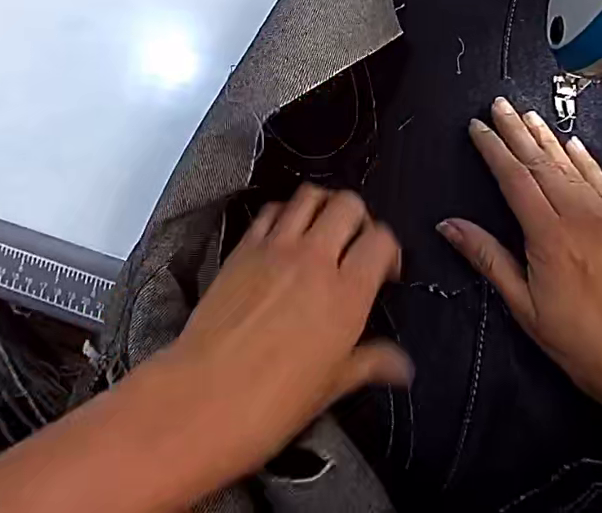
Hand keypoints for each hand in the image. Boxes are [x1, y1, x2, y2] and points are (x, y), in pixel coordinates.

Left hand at [156, 184, 410, 477]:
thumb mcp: (330, 387)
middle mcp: (316, 259)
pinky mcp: (245, 247)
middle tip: (353, 244)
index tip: (384, 271)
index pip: (382, 240)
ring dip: (324, 205)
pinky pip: (272, 209)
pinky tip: (285, 234)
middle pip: (349, 205)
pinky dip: (285, 212)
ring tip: (322, 229)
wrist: (199, 402)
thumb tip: (402, 366)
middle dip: (359, 219)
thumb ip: (370, 362)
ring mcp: (278, 248)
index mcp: (346, 294)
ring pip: (311, 196)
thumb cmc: (270, 406)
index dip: (389, 250)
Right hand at [440, 98, 601, 427]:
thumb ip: (489, 260)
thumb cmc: (591, 349)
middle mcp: (580, 217)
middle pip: (541, 162)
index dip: (493, 148)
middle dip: (516, 130)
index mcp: (550, 235)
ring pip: (571, 166)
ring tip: (530, 115)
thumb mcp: (528, 311)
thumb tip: (452, 227)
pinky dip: (587, 159)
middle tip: (500, 105)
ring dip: (547, 137)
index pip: (514, 178)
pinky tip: (576, 145)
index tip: (478, 127)